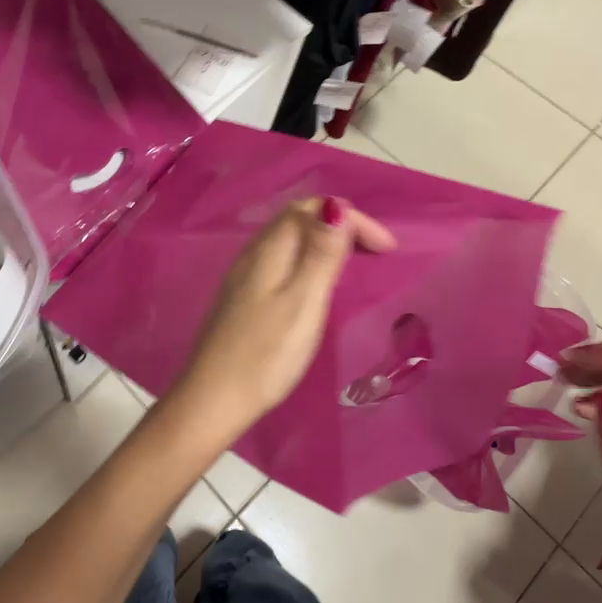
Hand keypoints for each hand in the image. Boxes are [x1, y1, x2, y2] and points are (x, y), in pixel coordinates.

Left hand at [165, 197, 395, 442]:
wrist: (214, 397)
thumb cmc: (266, 353)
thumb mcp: (302, 302)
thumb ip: (320, 254)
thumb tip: (336, 206)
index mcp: (268, 249)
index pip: (310, 209)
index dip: (351, 217)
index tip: (387, 249)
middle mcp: (253, 253)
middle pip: (298, 219)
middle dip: (340, 224)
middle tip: (376, 251)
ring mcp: (244, 275)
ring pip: (288, 240)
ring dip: (324, 241)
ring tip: (356, 263)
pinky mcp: (243, 297)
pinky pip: (281, 260)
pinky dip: (307, 259)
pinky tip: (317, 283)